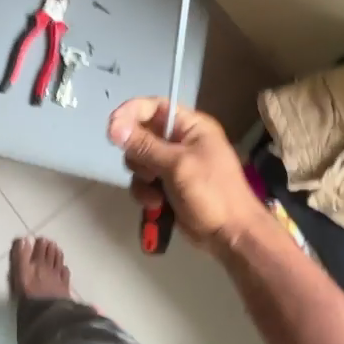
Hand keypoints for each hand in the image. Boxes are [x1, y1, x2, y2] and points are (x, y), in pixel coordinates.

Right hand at [108, 98, 270, 251]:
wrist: (230, 236)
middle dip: (138, 155)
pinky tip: (156, 205)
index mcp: (191, 127)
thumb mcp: (178, 165)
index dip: (131, 114)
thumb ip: (145, 145)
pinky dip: (145, 192)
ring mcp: (173, 164)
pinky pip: (143, 181)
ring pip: (139, 160)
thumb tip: (115, 127)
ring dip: (141, 178)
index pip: (154, 107)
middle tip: (146, 170)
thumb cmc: (212, 193)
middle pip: (141, 134)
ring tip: (155, 193)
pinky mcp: (167, 185)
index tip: (112, 130)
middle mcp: (180, 141)